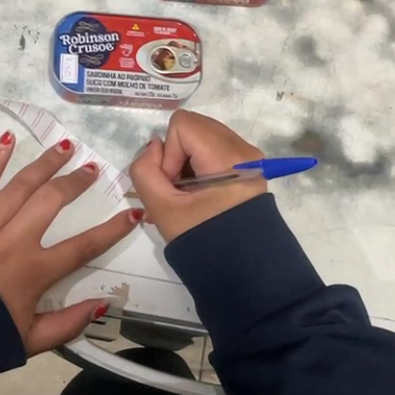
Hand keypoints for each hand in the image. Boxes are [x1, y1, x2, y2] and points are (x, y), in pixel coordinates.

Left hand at [0, 131, 143, 355]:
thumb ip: (68, 324)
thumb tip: (103, 303)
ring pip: (21, 185)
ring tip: (65, 146)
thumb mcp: (28, 342)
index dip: (111, 230)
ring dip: (45, 163)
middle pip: (52, 201)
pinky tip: (8, 139)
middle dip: (76, 182)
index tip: (131, 212)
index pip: (83, 246)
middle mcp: (14, 240)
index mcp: (34, 272)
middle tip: (93, 168)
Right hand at [128, 110, 267, 242]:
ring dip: (187, 160)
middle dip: (178, 154)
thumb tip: (154, 147)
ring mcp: (250, 157)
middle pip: (195, 126)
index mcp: (228, 156)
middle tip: (178, 189)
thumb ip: (145, 171)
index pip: (183, 125)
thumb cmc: (202, 240)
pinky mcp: (250, 166)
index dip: (169, 153)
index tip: (174, 186)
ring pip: (204, 136)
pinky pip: (216, 149)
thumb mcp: (162, 209)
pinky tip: (200, 192)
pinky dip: (201, 164)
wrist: (242, 269)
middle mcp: (244, 149)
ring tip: (188, 193)